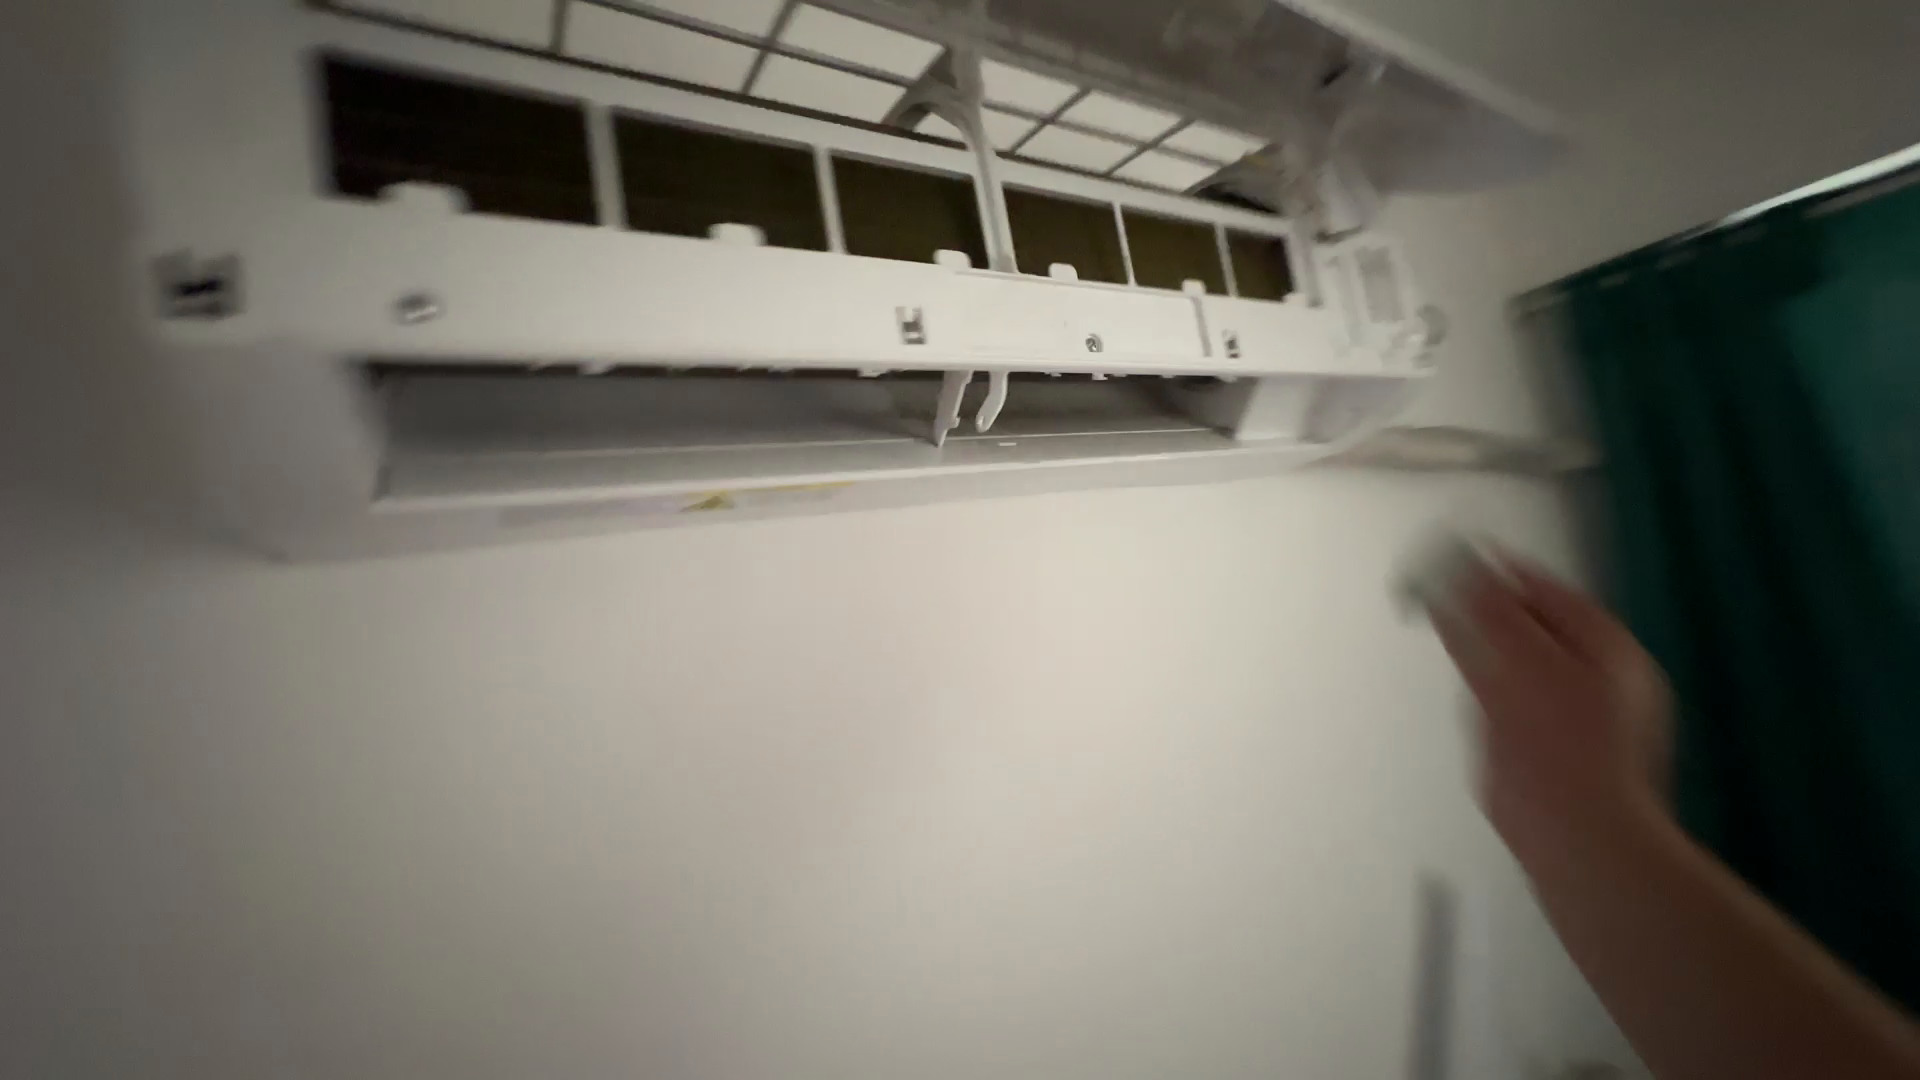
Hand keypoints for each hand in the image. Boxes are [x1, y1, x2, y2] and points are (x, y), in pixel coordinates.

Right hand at [1436, 558, 1672, 861]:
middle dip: (1482, 599)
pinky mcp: (1537, 729)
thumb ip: (1492, 612)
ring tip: (1437, 612)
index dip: (1495, 568)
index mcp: (1603, 645)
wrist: (1569, 826)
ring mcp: (1564, 701)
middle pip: (1527, 616)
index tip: (1446, 552)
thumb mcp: (1526, 663)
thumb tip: (1460, 564)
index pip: (1543, 588)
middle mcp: (1589, 667)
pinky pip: (1504, 681)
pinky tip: (1458, 660)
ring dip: (1476, 630)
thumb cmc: (1556, 739)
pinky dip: (1479, 665)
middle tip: (1433, 585)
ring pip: (1511, 648)